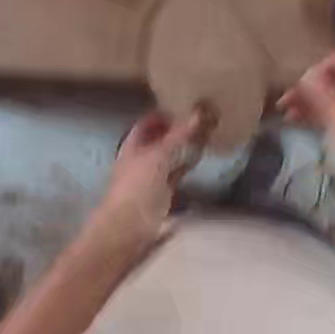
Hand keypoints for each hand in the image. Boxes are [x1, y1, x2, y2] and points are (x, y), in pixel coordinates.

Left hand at [89, 109, 207, 246]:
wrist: (129, 227)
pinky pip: (176, 175)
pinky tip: (199, 159)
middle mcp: (140, 159)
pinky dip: (186, 166)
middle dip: (176, 131)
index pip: (146, 124)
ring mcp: (151, 177)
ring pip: (169, 157)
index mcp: (132, 146)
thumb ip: (178, 136)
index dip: (162, 115)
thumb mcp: (158, 156)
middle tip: (202, 119)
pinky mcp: (162, 194)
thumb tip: (198, 111)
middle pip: (158, 140)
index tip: (184, 106)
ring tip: (205, 135)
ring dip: (184, 148)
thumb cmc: (137, 187)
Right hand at [278, 51, 334, 207]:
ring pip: (333, 97)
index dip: (321, 66)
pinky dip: (315, 115)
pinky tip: (294, 120)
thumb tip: (302, 74)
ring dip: (309, 101)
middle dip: (311, 84)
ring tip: (283, 110)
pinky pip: (333, 114)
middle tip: (284, 97)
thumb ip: (320, 94)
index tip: (298, 81)